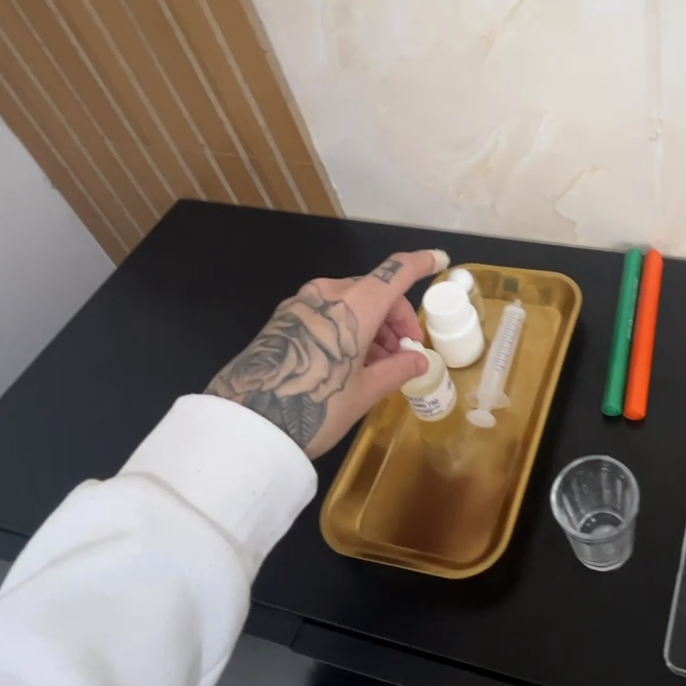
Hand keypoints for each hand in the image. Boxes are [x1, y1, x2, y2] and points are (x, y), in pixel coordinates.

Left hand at [205, 249, 447, 457]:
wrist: (246, 426)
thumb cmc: (315, 406)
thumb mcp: (364, 393)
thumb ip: (397, 370)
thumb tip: (418, 360)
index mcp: (356, 305)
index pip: (397, 271)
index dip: (421, 263)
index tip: (439, 259)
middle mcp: (329, 294)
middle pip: (375, 291)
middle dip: (396, 317)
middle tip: (406, 351)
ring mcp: (301, 304)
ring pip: (350, 303)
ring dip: (372, 325)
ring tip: (378, 364)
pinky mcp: (282, 320)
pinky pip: (326, 313)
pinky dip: (347, 328)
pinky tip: (349, 361)